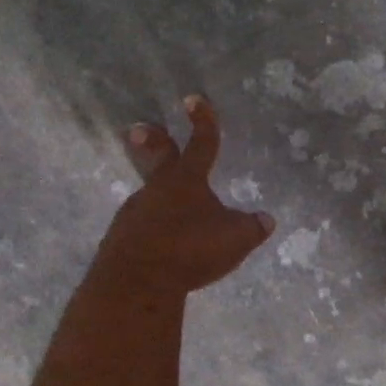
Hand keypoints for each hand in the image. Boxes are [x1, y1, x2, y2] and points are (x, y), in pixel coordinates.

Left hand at [92, 95, 274, 295]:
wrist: (134, 286)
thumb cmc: (189, 251)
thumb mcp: (237, 239)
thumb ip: (253, 227)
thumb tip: (266, 219)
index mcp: (187, 181)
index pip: (201, 143)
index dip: (203, 121)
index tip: (194, 99)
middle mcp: (156, 191)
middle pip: (158, 159)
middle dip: (153, 142)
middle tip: (138, 129)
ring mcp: (132, 215)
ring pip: (149, 198)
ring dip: (159, 197)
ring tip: (173, 210)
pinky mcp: (119, 241)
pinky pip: (141, 226)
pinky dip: (153, 228)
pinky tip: (161, 242)